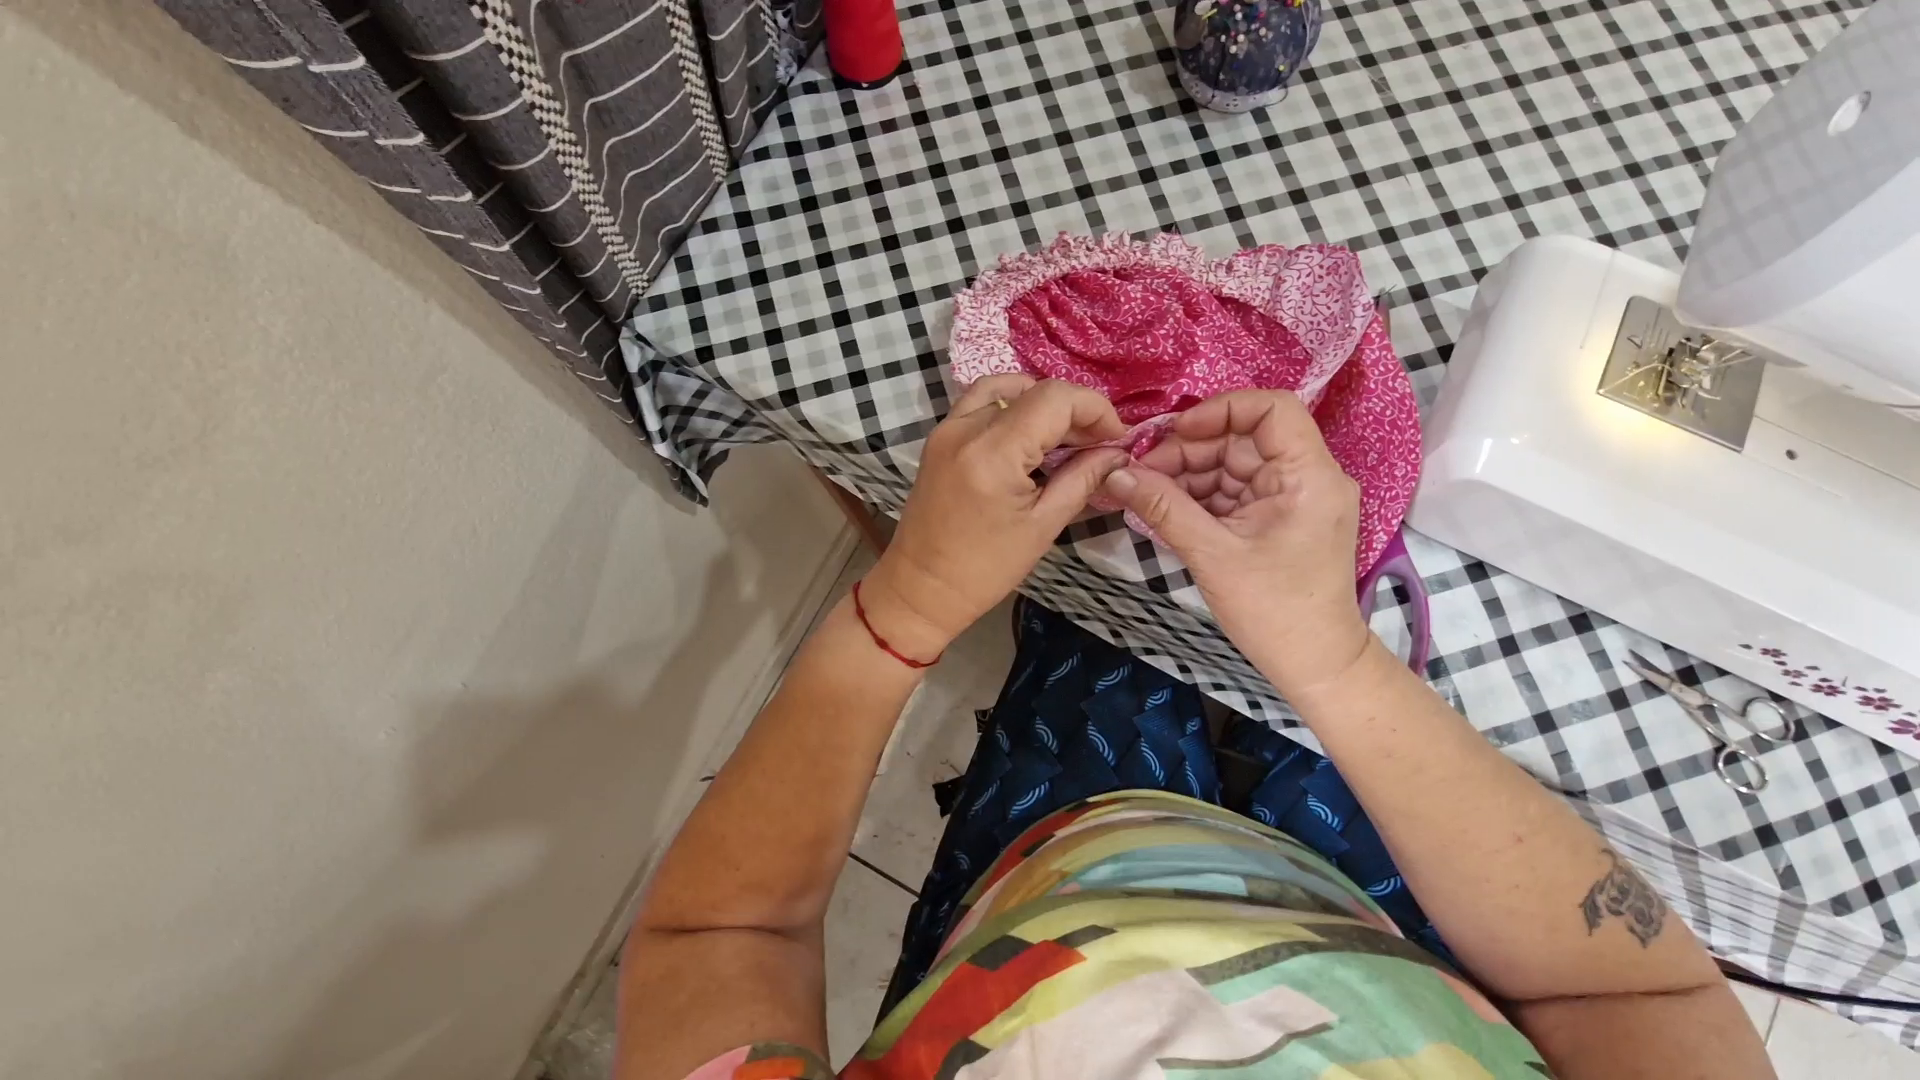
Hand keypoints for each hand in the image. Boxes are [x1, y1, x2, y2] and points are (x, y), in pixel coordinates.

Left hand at [861, 376, 1128, 660]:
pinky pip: (981, 401)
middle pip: (1034, 390)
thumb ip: (1083, 479)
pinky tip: (1031, 436)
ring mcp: (947, 428)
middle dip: (1074, 411)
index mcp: (993, 452)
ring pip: (1006, 388)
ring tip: (1064, 438)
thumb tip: (1117, 453)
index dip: (1095, 409)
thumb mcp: (1044, 525)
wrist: (921, 587)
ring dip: (1042, 404)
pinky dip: (1012, 406)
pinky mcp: (939, 437)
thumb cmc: (985, 568)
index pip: (1055, 398)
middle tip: (1097, 446)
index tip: (1116, 438)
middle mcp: (966, 428)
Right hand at [1102, 390, 1371, 696]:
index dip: (1220, 410)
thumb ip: (1163, 508)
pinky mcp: (1277, 519)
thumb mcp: (1212, 555)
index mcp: (1309, 476)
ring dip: (1187, 476)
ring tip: (1143, 494)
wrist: (1313, 663)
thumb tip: (1115, 474)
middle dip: (1188, 452)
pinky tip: (1163, 509)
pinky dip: (1199, 498)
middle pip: (1242, 439)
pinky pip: (1233, 492)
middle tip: (1140, 474)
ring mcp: (1292, 498)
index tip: (1175, 433)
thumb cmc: (1272, 610)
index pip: (1272, 409)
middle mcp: (1306, 477)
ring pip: (1232, 466)